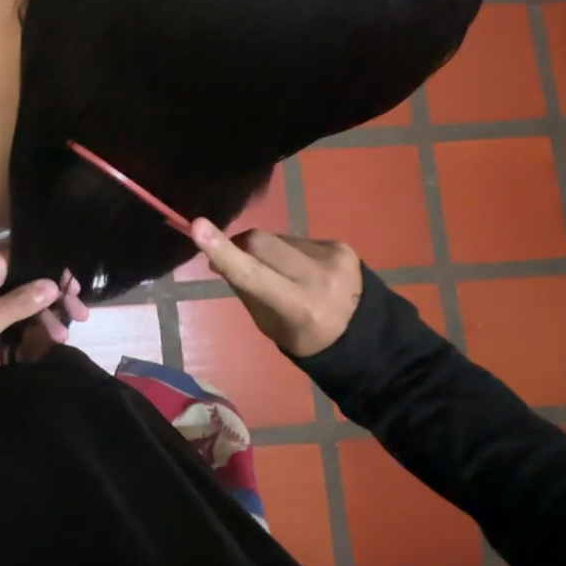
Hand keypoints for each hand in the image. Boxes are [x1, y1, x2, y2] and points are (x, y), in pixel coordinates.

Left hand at [0, 250, 89, 376]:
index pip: (31, 261)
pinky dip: (24, 323)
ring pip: (20, 299)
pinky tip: (41, 338)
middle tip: (79, 318)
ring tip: (61, 337)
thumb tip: (53, 284)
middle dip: (54, 300)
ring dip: (42, 316)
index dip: (56, 276)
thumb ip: (23, 301)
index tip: (76, 293)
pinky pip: (8, 312)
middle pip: (29, 280)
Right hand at [190, 219, 363, 357]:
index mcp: (296, 306)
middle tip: (231, 257)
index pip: (250, 273)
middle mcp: (316, 277)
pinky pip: (297, 240)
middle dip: (239, 246)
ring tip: (279, 272)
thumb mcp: (269, 324)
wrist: (369, 337)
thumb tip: (219, 257)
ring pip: (276, 238)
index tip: (196, 226)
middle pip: (259, 242)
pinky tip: (302, 270)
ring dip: (266, 250)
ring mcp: (332, 257)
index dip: (221, 250)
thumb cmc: (306, 339)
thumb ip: (245, 288)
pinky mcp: (340, 246)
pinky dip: (289, 251)